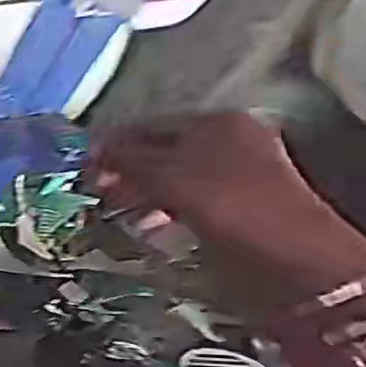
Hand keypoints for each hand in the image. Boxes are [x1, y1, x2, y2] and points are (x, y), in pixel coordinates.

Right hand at [92, 113, 365, 296]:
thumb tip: (91, 150)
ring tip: (116, 209)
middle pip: (158, 151)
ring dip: (138, 191)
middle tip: (95, 190)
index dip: (110, 147)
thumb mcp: (160, 173)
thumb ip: (121, 158)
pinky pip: (185, 193)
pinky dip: (162, 205)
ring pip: (170, 174)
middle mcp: (230, 137)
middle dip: (123, 171)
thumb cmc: (220, 199)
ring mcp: (236, 167)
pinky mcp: (236, 196)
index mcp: (215, 121)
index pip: (145, 127)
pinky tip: (146, 221)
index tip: (82, 167)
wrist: (283, 244)